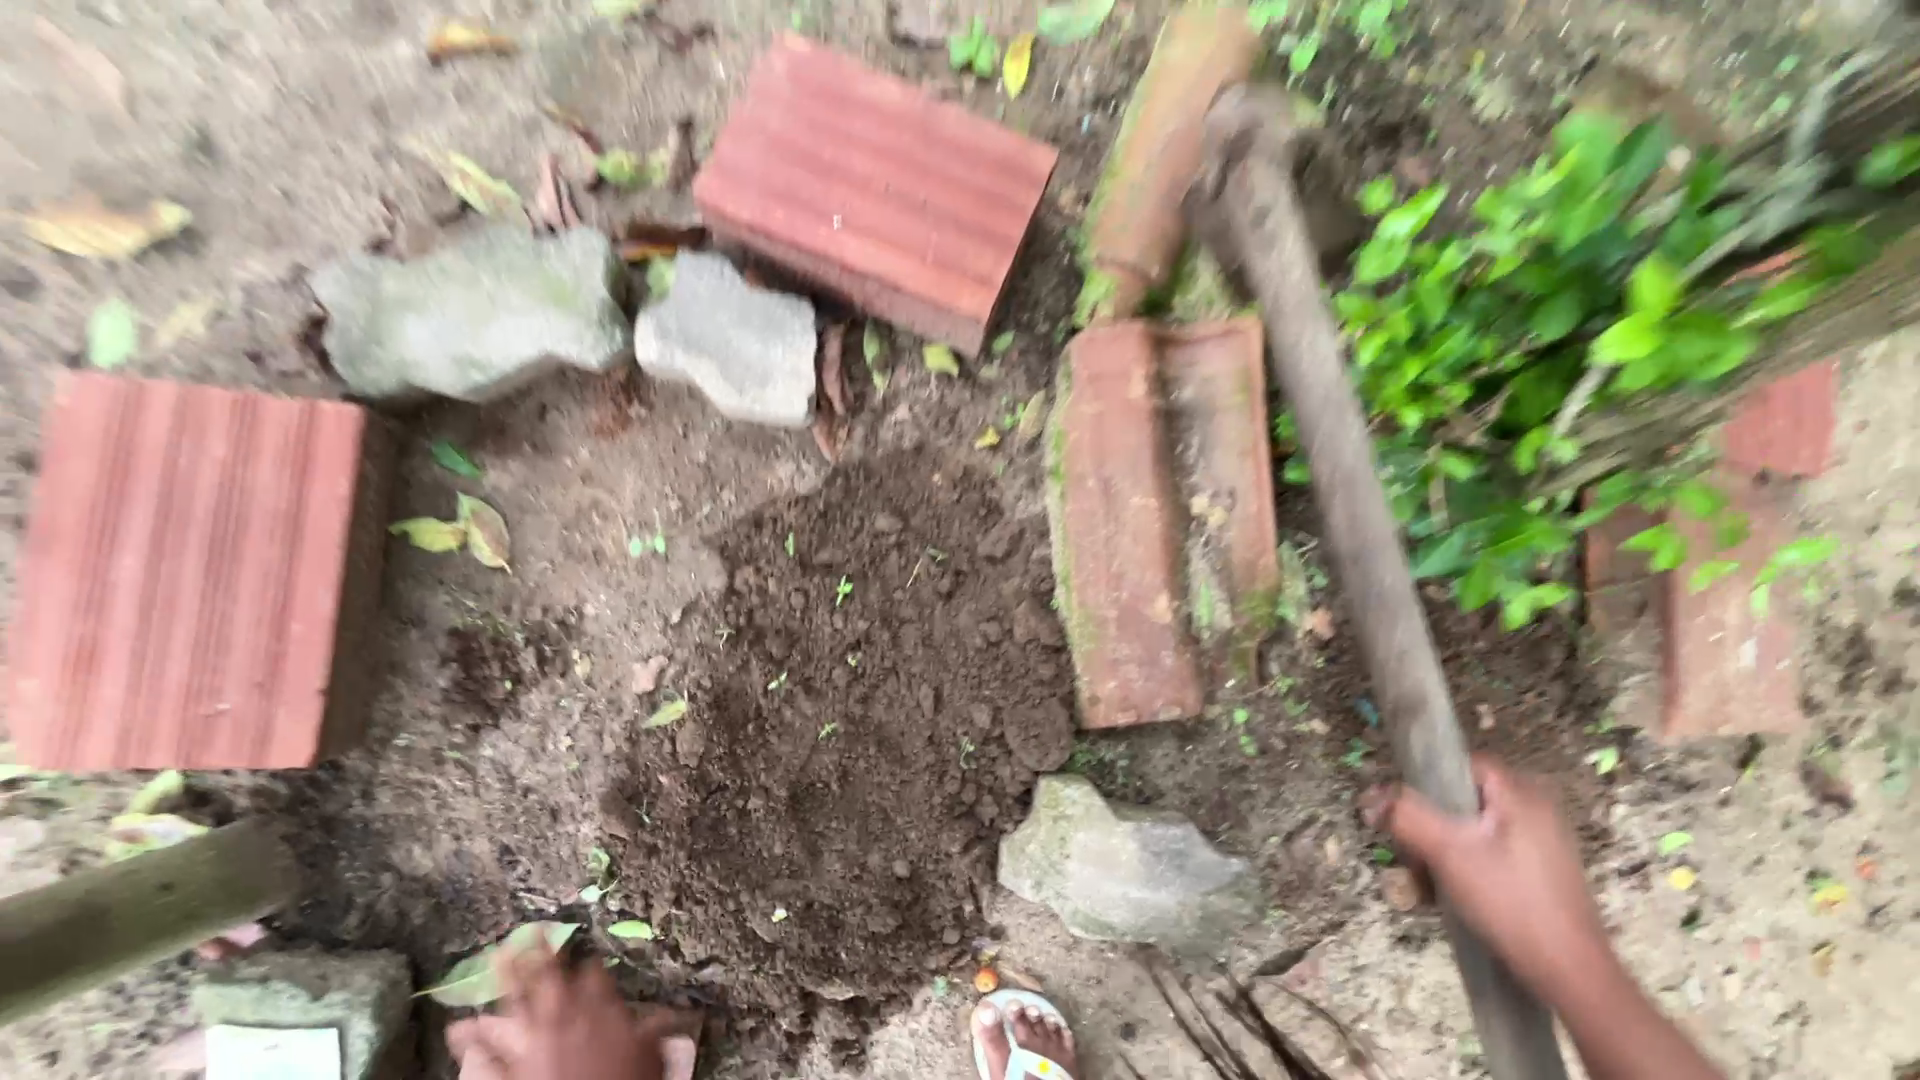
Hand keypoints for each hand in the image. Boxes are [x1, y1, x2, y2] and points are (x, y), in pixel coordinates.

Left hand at [446, 947, 698, 1079]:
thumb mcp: (652, 1054)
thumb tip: (676, 1010)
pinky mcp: (512, 1073)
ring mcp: (534, 1045)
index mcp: (598, 1010)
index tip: (588, 957)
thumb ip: (658, 1028)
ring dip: (504, 983)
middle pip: (549, 977)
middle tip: (526, 930)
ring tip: (492, 958)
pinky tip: (459, 1030)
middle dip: (539, 953)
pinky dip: (473, 1043)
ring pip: (516, 1006)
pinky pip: (488, 1056)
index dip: (590, 965)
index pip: (594, 975)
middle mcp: (564, 1018)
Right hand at [1364, 756, 1615, 1005]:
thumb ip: (1404, 815)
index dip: (1423, 781)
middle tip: (1415, 857)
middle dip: (1429, 824)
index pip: (1457, 763)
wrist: (1569, 973)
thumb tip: (1368, 798)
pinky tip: (1454, 893)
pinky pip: (1489, 849)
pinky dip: (1465, 864)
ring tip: (1431, 884)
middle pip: (1460, 797)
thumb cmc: (1509, 901)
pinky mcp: (1541, 867)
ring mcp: (1542, 838)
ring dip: (1442, 849)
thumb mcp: (1447, 852)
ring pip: (1471, 826)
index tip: (1402, 811)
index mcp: (1521, 791)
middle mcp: (1536, 806)